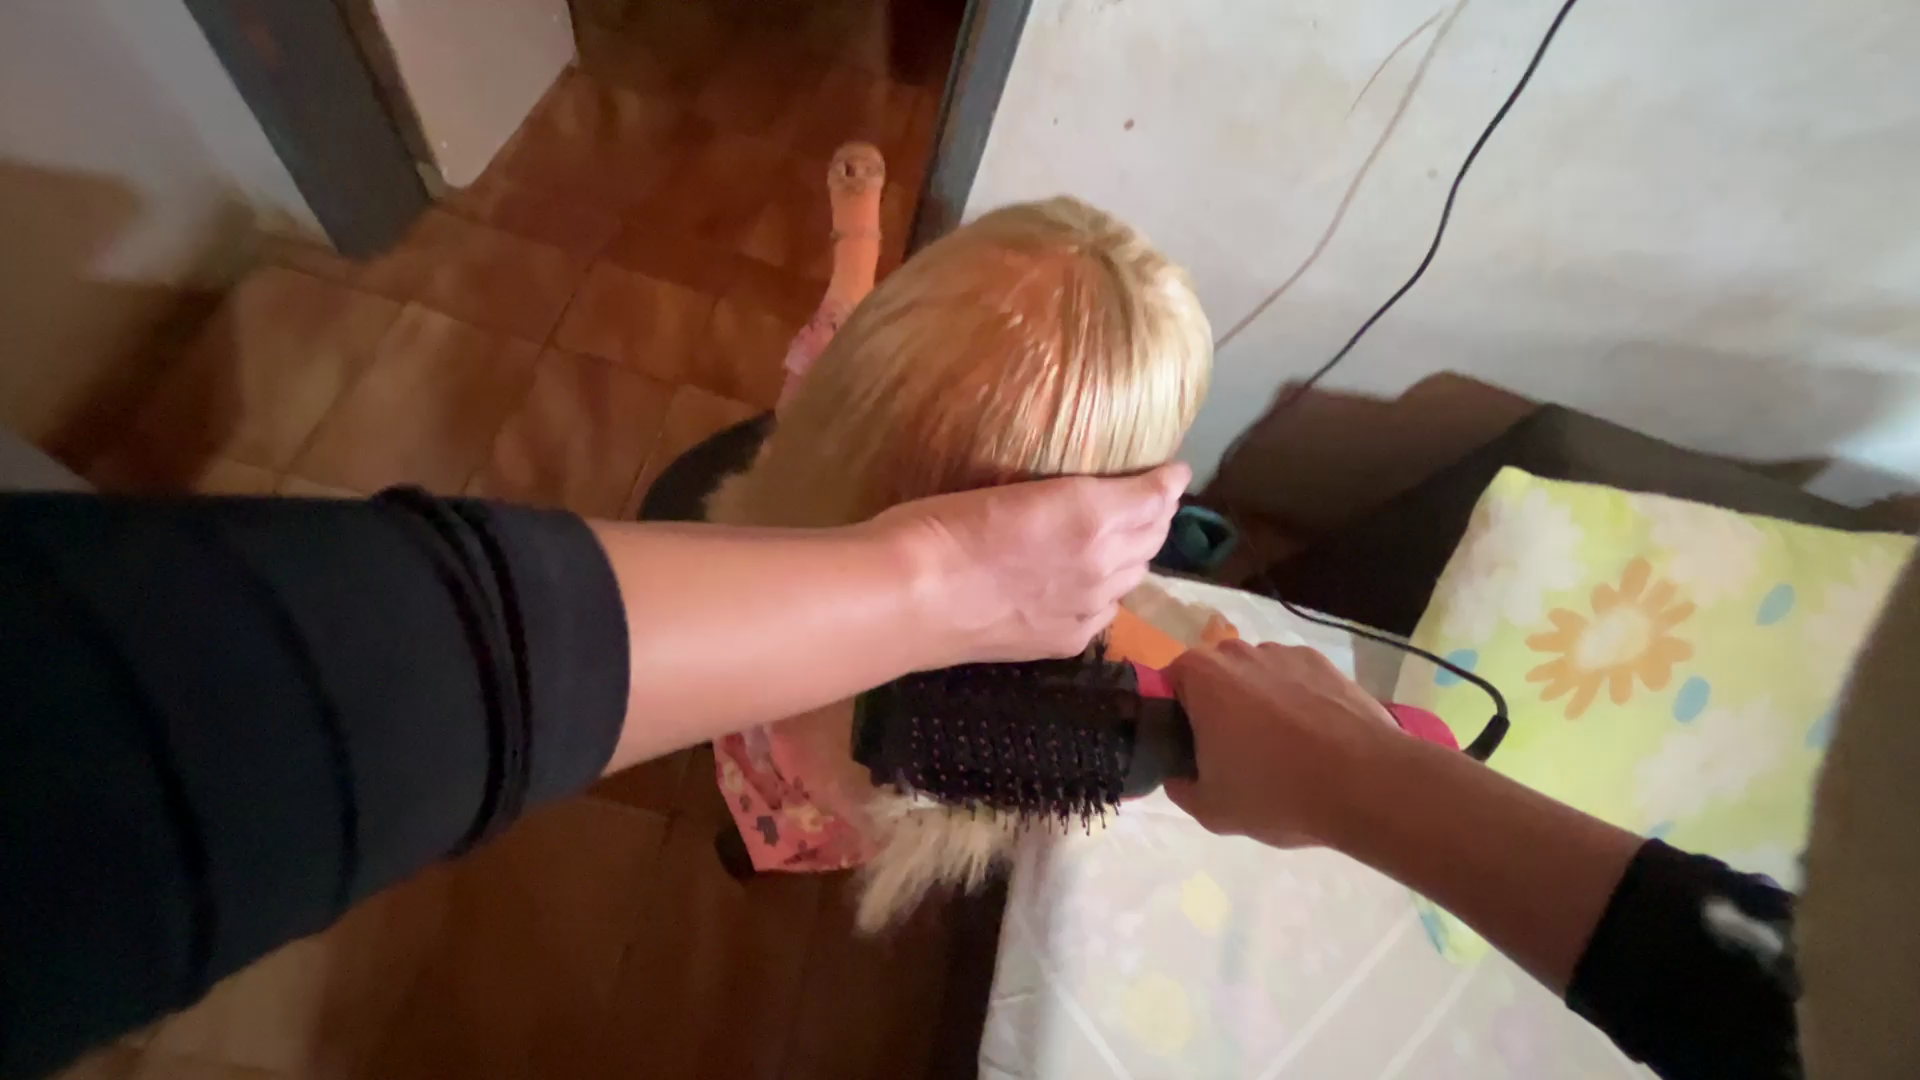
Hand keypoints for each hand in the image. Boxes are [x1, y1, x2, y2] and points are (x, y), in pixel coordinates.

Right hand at [874, 463, 1189, 664]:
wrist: (911, 598)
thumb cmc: (940, 524)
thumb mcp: (1005, 488)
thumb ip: (1057, 495)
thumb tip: (1073, 497)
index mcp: (1091, 511)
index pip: (1155, 496)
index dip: (1169, 482)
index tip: (1174, 473)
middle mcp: (1104, 561)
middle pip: (1152, 536)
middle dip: (1157, 515)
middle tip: (1151, 503)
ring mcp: (1089, 607)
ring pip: (1135, 576)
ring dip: (1136, 554)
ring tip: (1127, 541)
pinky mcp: (1068, 640)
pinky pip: (1107, 612)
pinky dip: (1109, 593)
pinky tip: (1095, 587)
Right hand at [1163, 640, 1399, 847]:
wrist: (1368, 785)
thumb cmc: (1276, 791)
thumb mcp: (1211, 809)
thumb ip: (1181, 788)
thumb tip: (1180, 777)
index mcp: (1200, 674)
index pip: (1170, 684)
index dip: (1178, 718)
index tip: (1195, 750)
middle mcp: (1237, 651)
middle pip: (1214, 675)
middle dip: (1218, 706)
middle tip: (1234, 753)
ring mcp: (1284, 654)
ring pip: (1256, 676)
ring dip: (1258, 702)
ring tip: (1283, 748)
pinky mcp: (1325, 664)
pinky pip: (1295, 680)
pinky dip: (1298, 701)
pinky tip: (1315, 739)